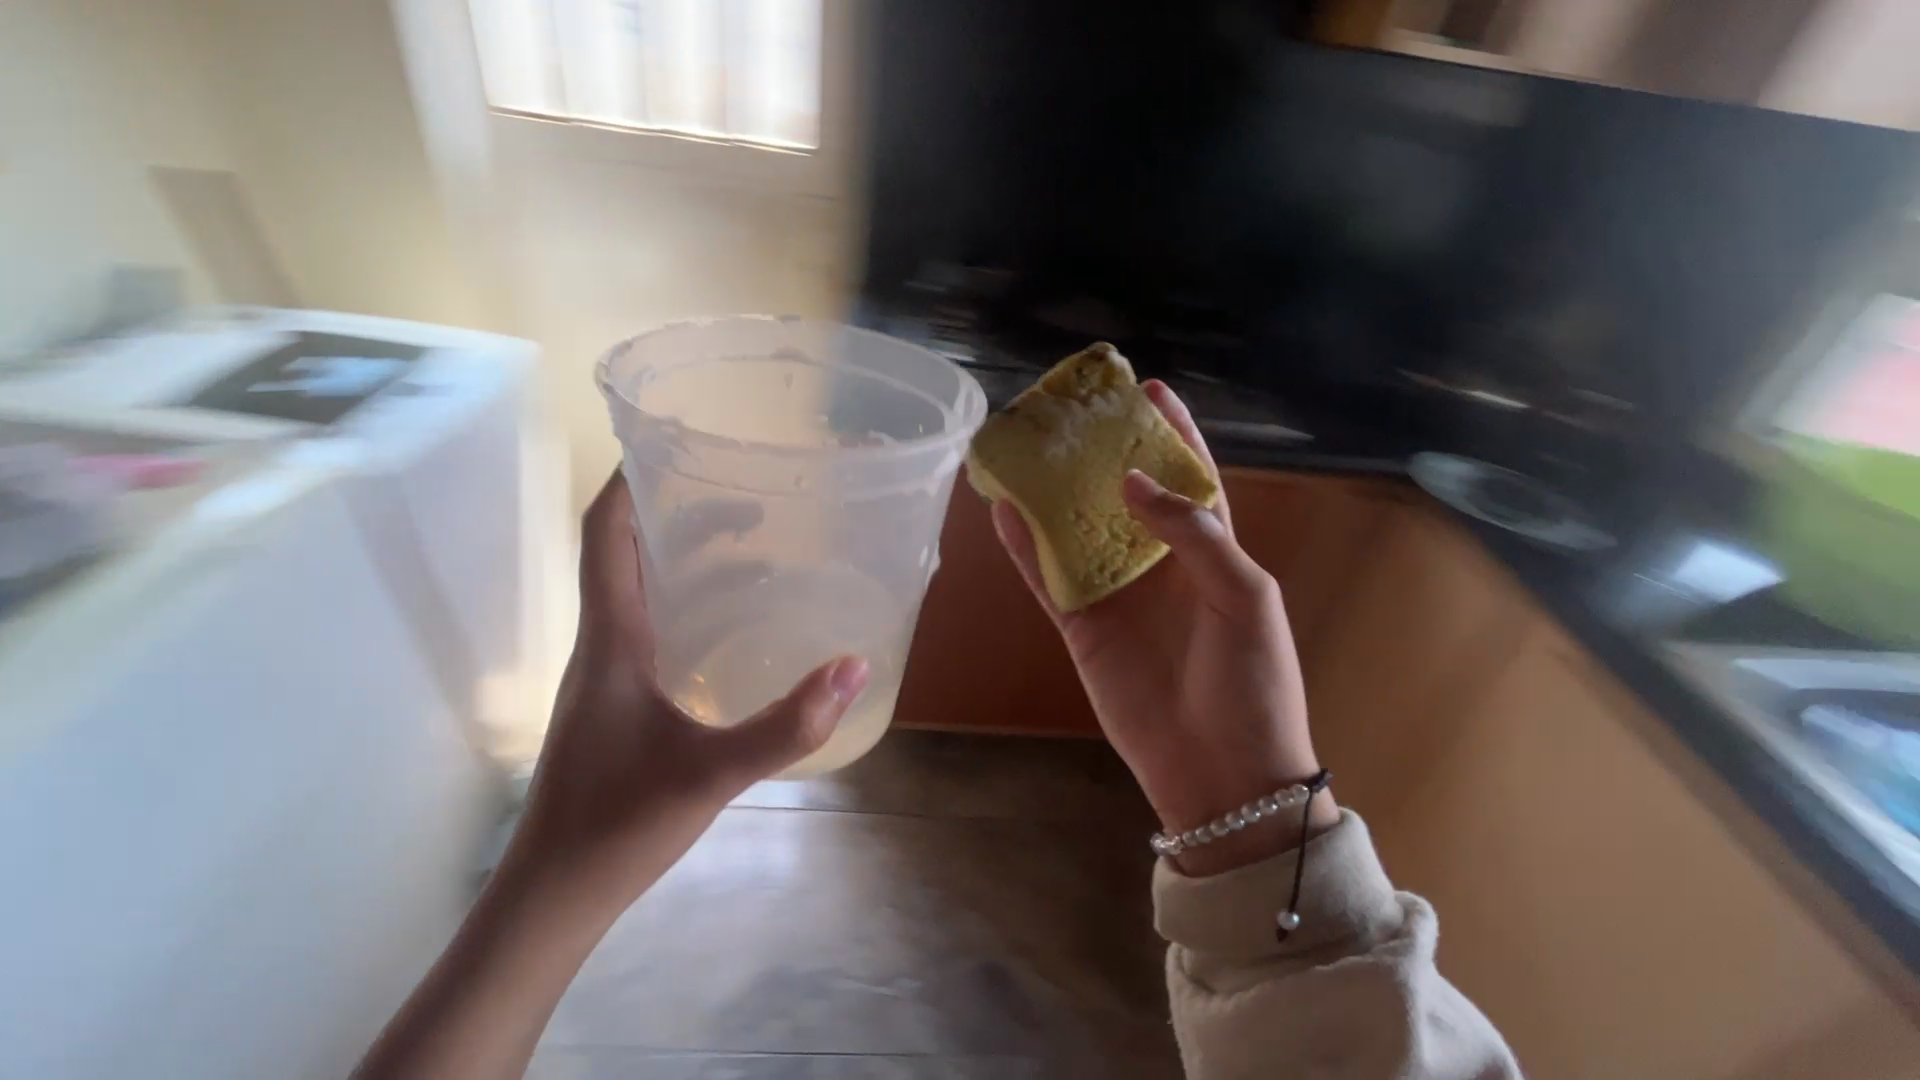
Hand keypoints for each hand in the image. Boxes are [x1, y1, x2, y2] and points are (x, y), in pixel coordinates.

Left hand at [508, 471, 869, 912]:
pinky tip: (734, 633)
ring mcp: (604, 679)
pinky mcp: (616, 707)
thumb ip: (787, 724)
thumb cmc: (617, 823)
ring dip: (686, 562)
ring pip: (640, 594)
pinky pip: (650, 632)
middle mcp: (600, 645)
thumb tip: (854, 665)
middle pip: (627, 554)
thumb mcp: (713, 771)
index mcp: (609, 639)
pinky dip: (689, 609)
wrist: (553, 897)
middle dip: (680, 514)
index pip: (605, 534)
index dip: (629, 480)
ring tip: (754, 552)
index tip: (672, 441)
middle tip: (749, 499)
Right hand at [991, 381, 1335, 874]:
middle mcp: (1160, 565)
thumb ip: (1195, 534)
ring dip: (1053, 497)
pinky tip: (1003, 513)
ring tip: (1024, 452)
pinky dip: (1025, 549)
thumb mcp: (1244, 596)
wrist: (1221, 772)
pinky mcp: (1083, 629)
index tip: (1147, 392)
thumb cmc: (1251, 681)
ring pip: (1077, 533)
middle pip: (1123, 497)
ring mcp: (1117, 597)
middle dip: (1101, 456)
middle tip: (1069, 416)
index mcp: (1212, 551)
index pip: (1191, 479)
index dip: (1171, 435)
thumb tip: (1132, 484)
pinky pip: (1049, 580)